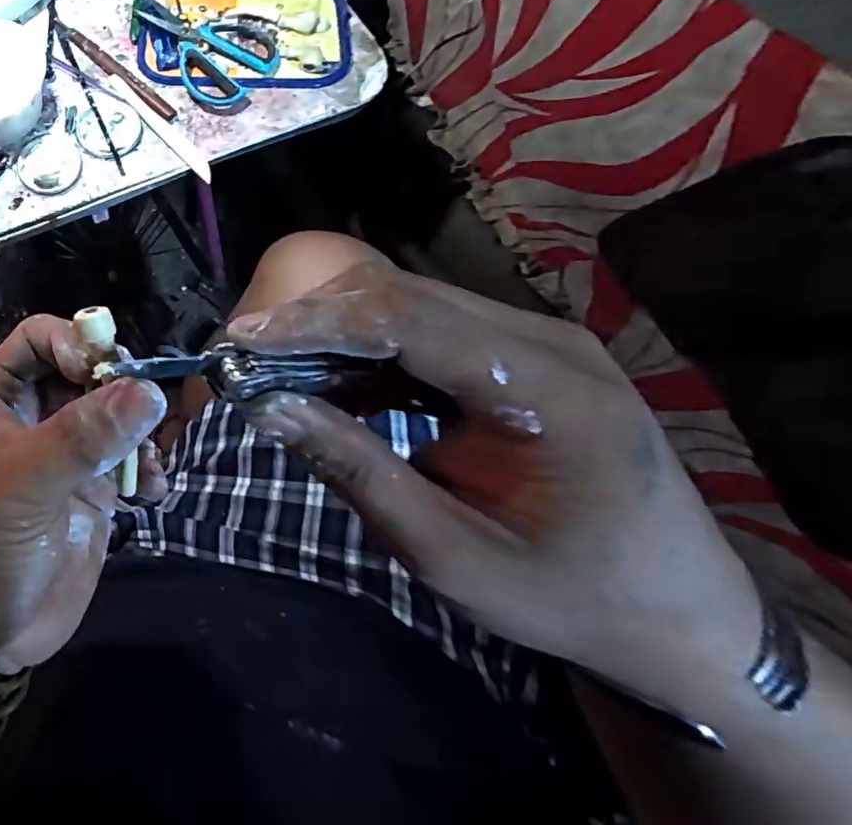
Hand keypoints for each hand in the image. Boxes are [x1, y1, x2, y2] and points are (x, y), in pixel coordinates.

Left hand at [0, 315, 166, 673]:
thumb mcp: (24, 479)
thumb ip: (84, 434)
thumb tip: (149, 391)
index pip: (39, 338)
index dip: (75, 341)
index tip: (103, 372)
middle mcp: (32, 416)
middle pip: (86, 372)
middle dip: (120, 386)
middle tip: (145, 416)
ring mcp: (62, 454)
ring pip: (114, 415)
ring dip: (140, 431)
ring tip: (146, 465)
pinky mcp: (90, 493)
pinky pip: (127, 461)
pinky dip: (145, 468)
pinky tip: (151, 490)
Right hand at [227, 263, 763, 708]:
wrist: (673, 615)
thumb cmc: (561, 594)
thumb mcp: (442, 548)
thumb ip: (351, 466)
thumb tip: (260, 403)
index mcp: (548, 392)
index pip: (406, 320)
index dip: (311, 323)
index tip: (237, 341)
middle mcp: (544, 344)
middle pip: (398, 296)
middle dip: (306, 321)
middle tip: (241, 359)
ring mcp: (531, 342)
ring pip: (400, 302)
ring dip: (325, 331)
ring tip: (268, 370)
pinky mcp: (511, 354)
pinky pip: (414, 328)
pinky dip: (354, 348)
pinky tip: (321, 382)